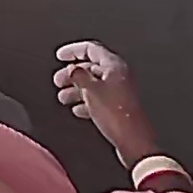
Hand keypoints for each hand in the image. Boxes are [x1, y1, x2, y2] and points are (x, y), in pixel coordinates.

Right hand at [54, 40, 158, 166]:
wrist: (134, 143)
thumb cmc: (117, 115)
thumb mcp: (91, 90)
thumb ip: (78, 75)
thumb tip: (72, 68)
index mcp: (114, 66)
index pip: (90, 49)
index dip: (73, 50)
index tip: (61, 56)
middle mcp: (118, 76)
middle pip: (90, 67)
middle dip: (72, 74)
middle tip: (59, 80)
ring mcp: (119, 92)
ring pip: (93, 84)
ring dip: (76, 89)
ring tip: (63, 97)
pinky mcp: (119, 107)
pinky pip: (98, 98)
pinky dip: (86, 101)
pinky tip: (78, 109)